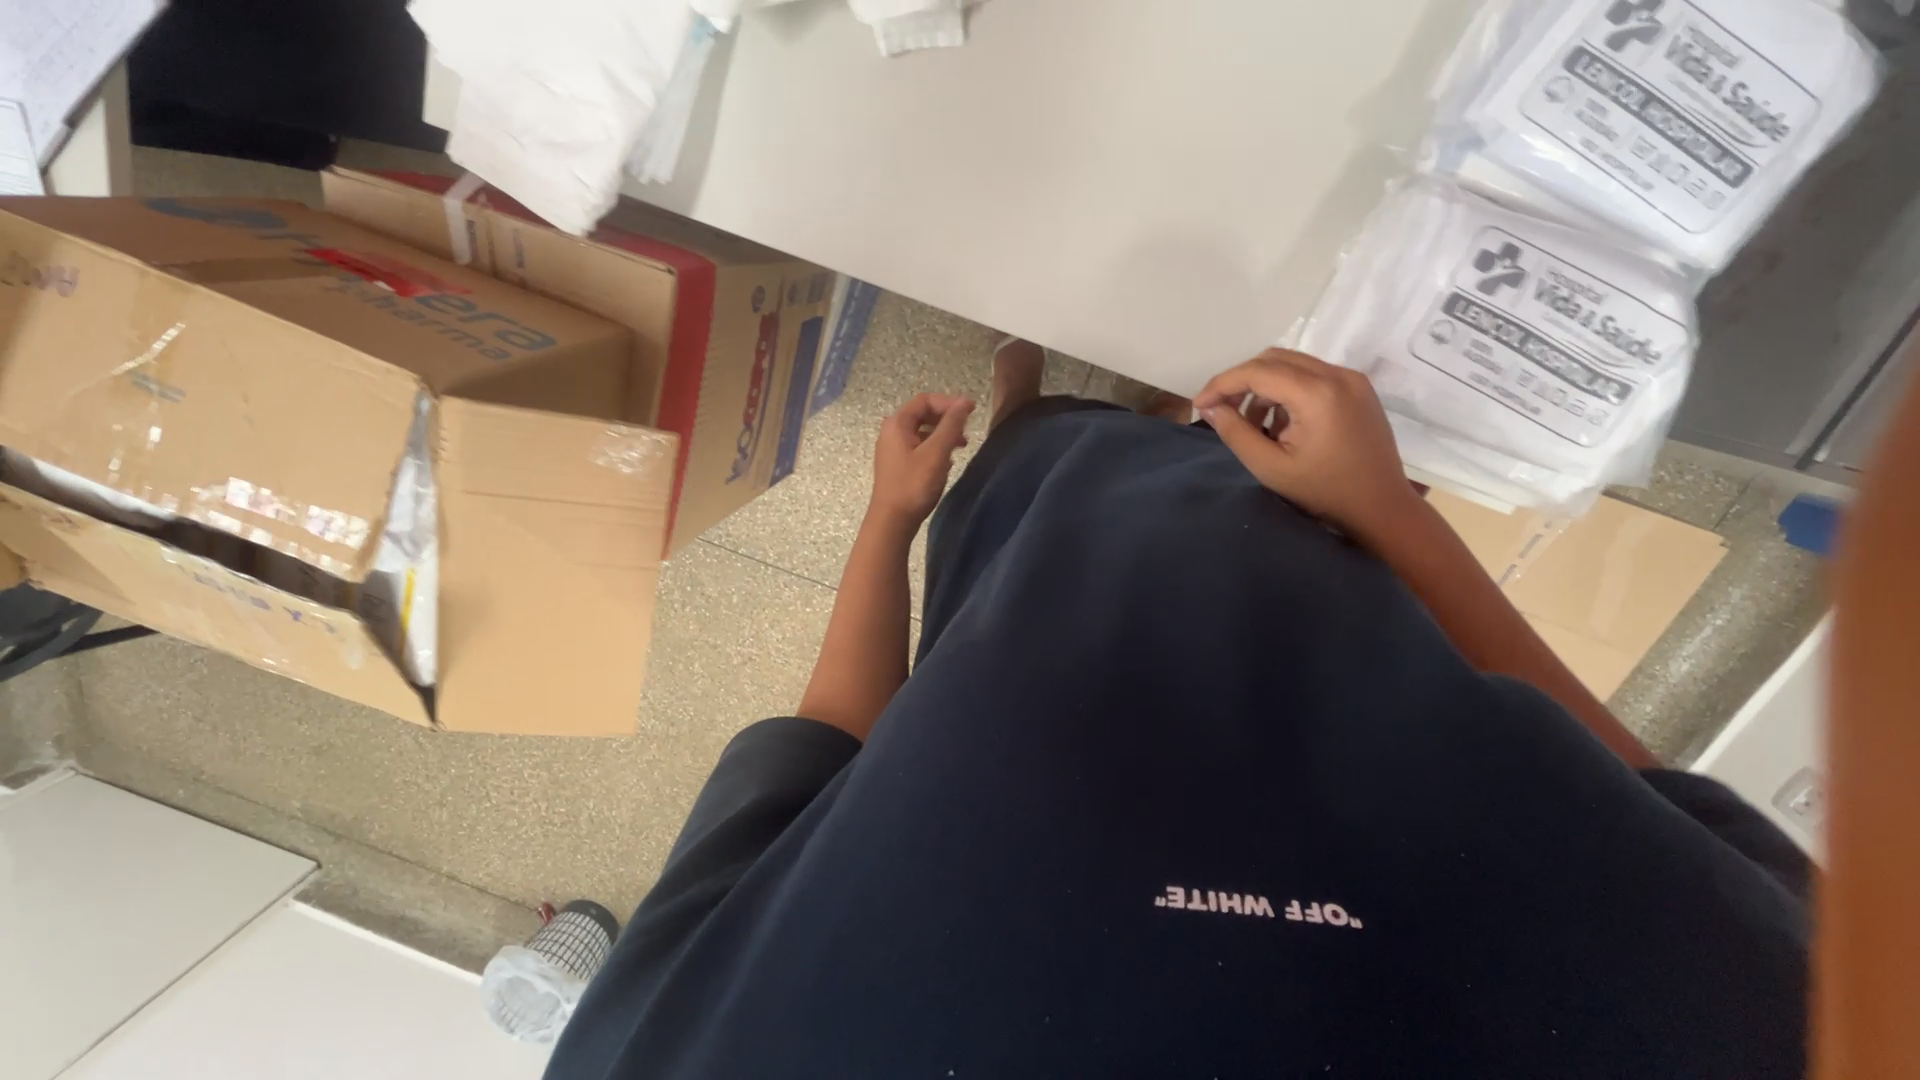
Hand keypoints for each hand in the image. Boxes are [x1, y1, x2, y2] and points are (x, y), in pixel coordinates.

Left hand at [870, 393, 975, 526]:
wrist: (892, 521)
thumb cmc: (914, 485)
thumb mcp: (936, 453)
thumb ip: (951, 425)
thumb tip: (964, 402)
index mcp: (897, 424)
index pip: (925, 400)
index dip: (949, 402)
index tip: (971, 410)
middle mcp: (891, 432)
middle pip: (923, 414)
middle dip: (947, 419)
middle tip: (967, 429)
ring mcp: (893, 449)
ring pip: (922, 432)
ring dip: (943, 435)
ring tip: (962, 446)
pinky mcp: (897, 465)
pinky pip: (919, 447)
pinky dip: (935, 448)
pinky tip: (947, 462)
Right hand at [1194, 349, 1417, 540]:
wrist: (1381, 506)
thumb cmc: (1323, 491)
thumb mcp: (1270, 467)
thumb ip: (1236, 432)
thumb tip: (1211, 408)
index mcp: (1317, 394)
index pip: (1257, 371)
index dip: (1222, 384)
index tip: (1200, 405)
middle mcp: (1336, 375)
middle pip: (1273, 359)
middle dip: (1241, 381)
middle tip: (1222, 411)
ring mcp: (1351, 379)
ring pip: (1292, 364)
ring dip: (1263, 385)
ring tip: (1253, 423)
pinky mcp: (1358, 387)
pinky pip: (1311, 374)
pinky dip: (1287, 390)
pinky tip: (1281, 422)